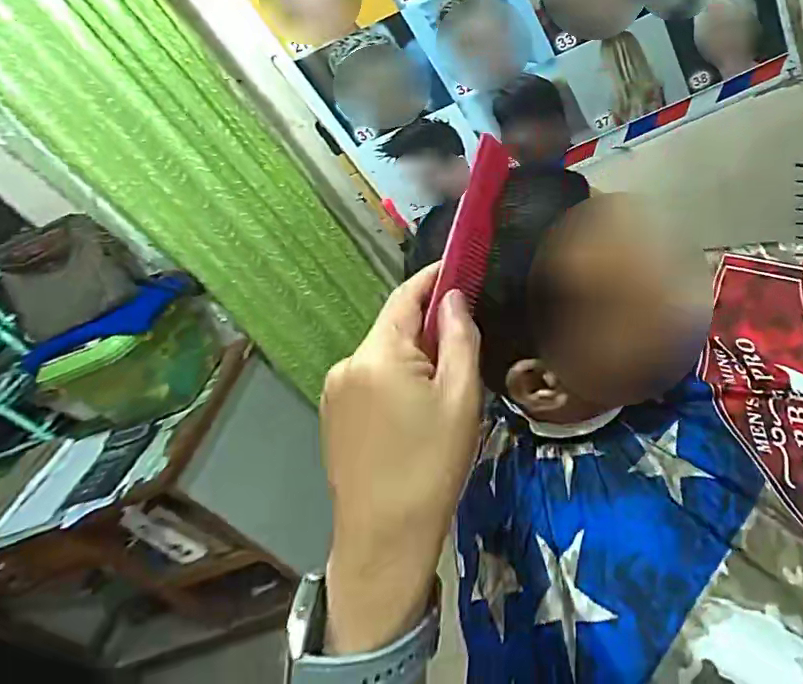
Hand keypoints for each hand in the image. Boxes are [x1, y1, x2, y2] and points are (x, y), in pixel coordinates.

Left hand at [320, 263, 482, 652]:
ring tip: (449, 383)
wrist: (384, 538)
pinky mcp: (333, 416)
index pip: (406, 296)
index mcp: (377, 355)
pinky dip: (399, 376)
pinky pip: (373, 377)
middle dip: (431, 323)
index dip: (435, 276)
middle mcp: (347, 364)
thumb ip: (459, 336)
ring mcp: (334, 392)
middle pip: (395, 325)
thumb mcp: (461, 395)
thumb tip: (454, 296)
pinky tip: (420, 407)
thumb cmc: (432, 463)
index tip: (462, 264)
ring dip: (416, 353)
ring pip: (385, 353)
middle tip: (469, 337)